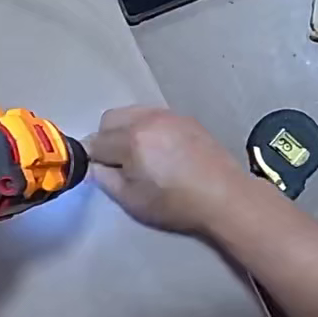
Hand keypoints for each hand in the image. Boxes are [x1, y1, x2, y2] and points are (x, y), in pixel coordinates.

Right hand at [84, 107, 262, 234]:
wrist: (224, 195)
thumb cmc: (177, 203)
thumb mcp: (133, 201)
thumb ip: (106, 180)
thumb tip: (95, 166)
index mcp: (132, 140)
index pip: (96, 142)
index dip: (93, 158)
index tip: (101, 171)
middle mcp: (147, 119)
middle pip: (109, 119)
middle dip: (106, 139)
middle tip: (118, 163)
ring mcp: (168, 115)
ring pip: (131, 113)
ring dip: (126, 130)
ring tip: (139, 155)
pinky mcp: (185, 118)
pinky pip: (153, 115)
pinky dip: (146, 127)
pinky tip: (160, 149)